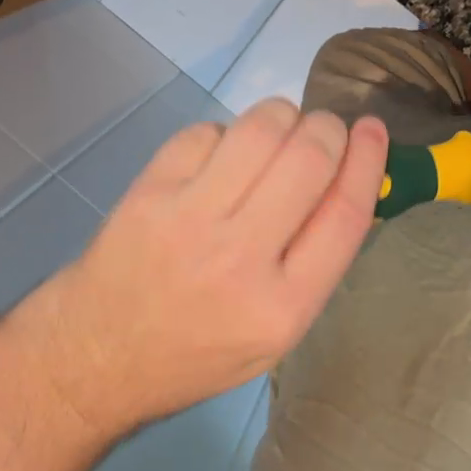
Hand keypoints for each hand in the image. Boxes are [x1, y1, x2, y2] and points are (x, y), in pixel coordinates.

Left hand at [20, 99, 387, 432]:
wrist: (98, 355)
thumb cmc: (199, 347)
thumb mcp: (275, 333)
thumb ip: (316, 260)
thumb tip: (349, 175)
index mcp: (283, 307)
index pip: (346, 213)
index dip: (367, 159)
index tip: (373, 129)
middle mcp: (240, 260)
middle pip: (309, 157)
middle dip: (327, 127)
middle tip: (322, 129)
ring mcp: (190, 220)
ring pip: (260, 128)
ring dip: (282, 116)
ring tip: (278, 131)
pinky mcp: (151, 191)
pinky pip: (209, 130)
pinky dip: (225, 133)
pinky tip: (221, 156)